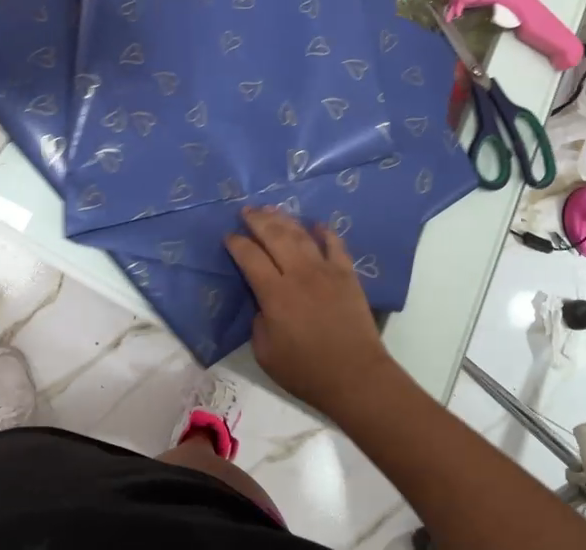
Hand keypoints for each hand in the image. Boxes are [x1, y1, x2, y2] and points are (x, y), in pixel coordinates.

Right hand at [225, 207, 398, 415]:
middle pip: (274, 236)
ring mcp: (325, 270)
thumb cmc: (306, 371)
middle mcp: (298, 273)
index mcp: (275, 294)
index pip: (249, 257)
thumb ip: (258, 323)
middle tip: (246, 210)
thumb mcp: (265, 354)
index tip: (229, 236)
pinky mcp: (347, 274)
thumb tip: (263, 304)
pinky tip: (316, 224)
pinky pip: (335, 244)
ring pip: (301, 234)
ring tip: (271, 209)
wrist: (356, 377)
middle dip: (257, 220)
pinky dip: (324, 231)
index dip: (236, 243)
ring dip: (284, 218)